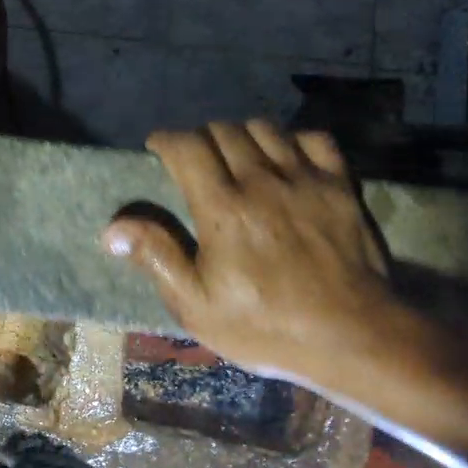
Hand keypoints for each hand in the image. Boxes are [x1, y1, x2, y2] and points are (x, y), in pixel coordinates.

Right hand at [105, 120, 467, 449]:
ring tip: (234, 157)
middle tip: (193, 160)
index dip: (166, 140)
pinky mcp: (341, 187)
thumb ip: (156, 257)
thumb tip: (111, 229)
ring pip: (265, 129)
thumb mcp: (197, 305)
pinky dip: (292, 140)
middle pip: (223, 131)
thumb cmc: (266, 326)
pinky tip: (284, 161)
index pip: (186, 146)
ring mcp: (306, 181)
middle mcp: (262, 182)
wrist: (356, 338)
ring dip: (241, 135)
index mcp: (222, 208)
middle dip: (200, 138)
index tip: (156, 148)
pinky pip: (314, 139)